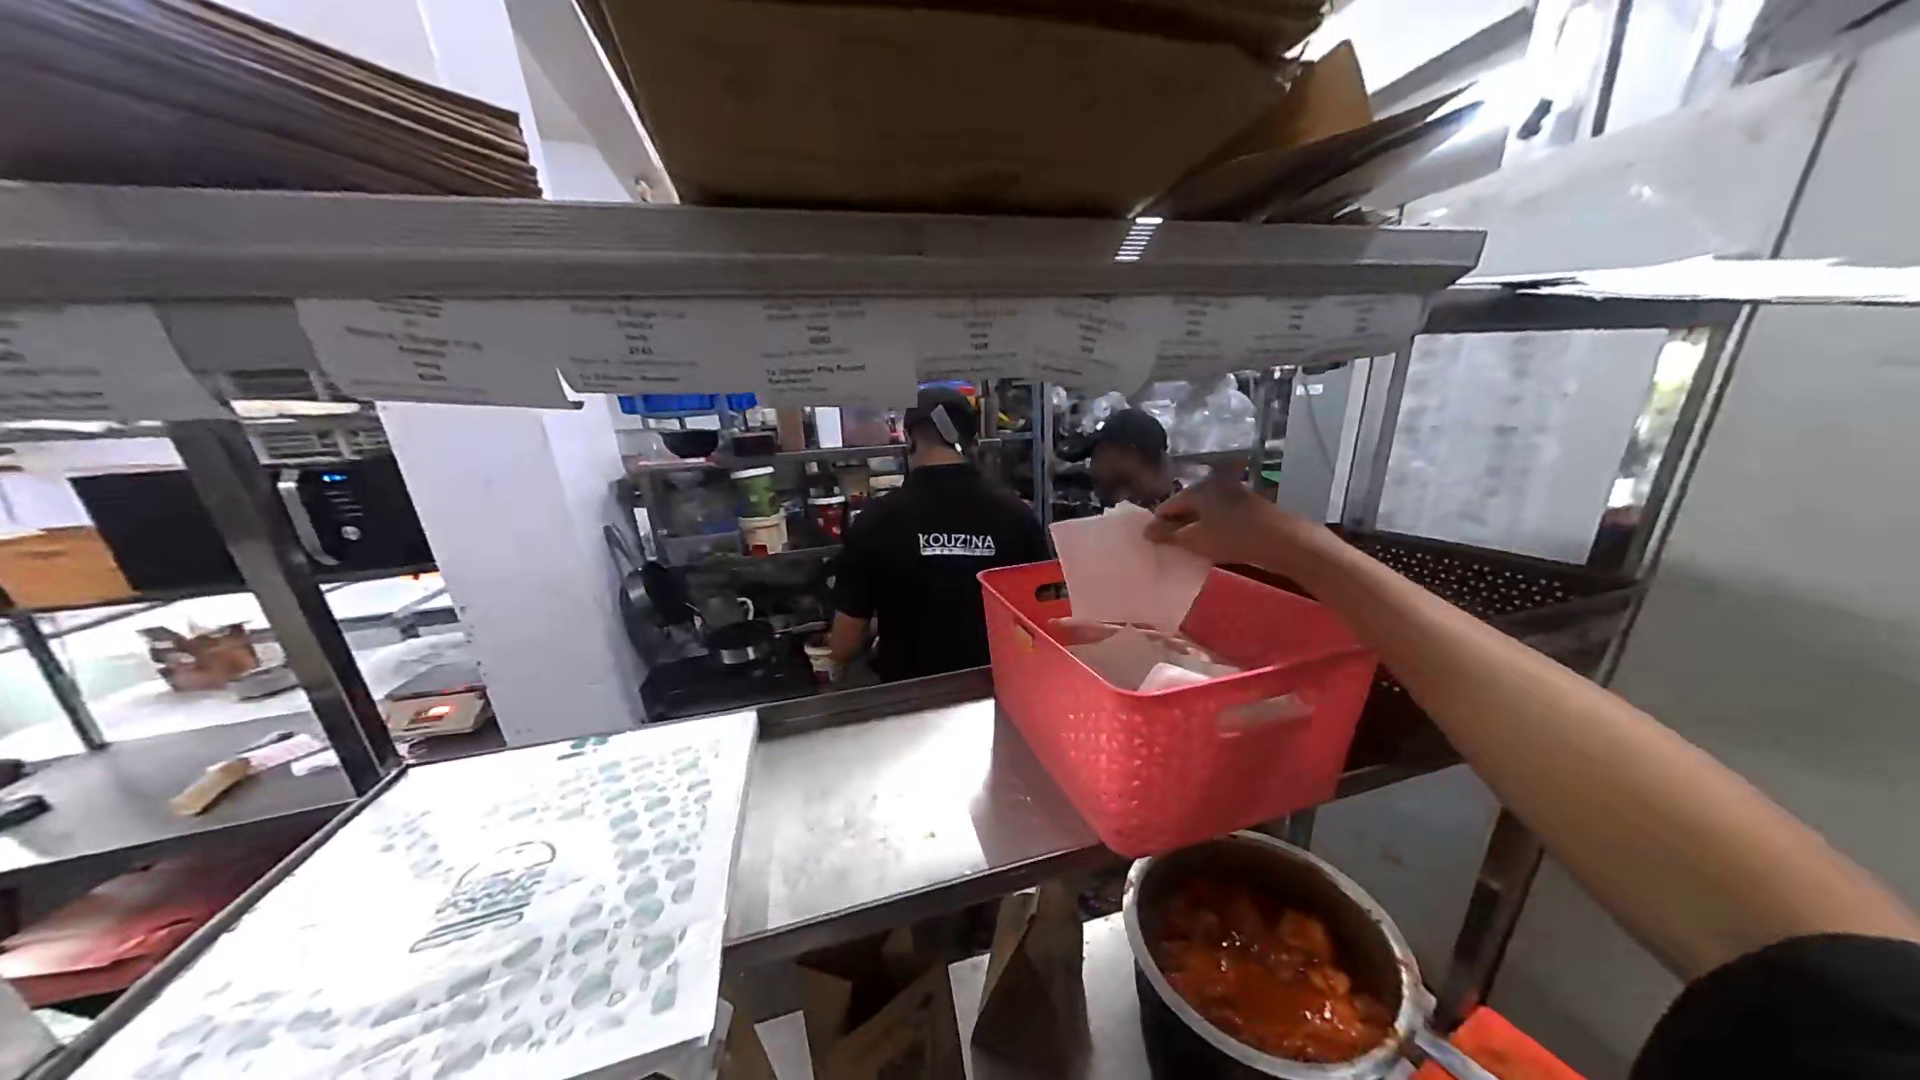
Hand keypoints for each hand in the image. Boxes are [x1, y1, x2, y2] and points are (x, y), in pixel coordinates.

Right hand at [1145, 473, 1332, 574]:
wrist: (1283, 540)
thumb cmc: (1232, 537)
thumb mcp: (1194, 540)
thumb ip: (1168, 535)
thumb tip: (1146, 532)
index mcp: (1198, 488)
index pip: (1168, 505)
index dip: (1158, 523)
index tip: (1153, 542)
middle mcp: (1214, 485)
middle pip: (1187, 506)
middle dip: (1177, 524)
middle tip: (1170, 546)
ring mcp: (1234, 493)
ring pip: (1205, 511)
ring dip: (1195, 527)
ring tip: (1190, 546)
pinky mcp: (1249, 505)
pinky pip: (1220, 515)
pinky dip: (1212, 527)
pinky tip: (1213, 542)